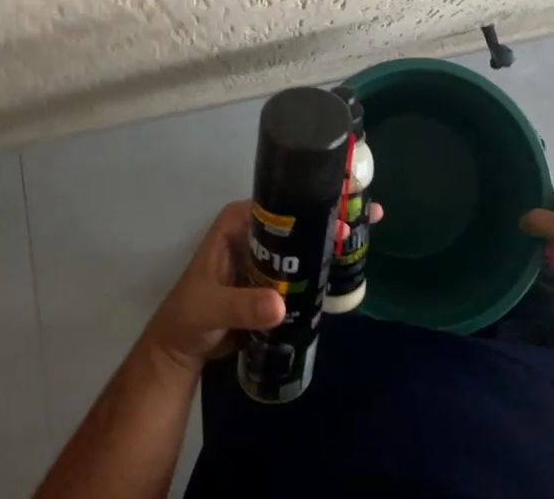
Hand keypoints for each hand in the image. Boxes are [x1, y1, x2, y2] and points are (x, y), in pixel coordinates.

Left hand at [139, 199, 385, 376]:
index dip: (312, 206)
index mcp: (239, 222)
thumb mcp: (211, 308)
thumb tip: (281, 306)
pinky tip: (352, 268)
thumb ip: (242, 306)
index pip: (281, 204)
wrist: (182, 350)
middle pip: (301, 218)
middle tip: (372, 216)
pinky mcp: (277, 280)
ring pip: (307, 241)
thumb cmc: (188, 317)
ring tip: (368, 237)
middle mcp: (258, 231)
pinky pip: (306, 268)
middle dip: (334, 216)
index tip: (342, 216)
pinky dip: (327, 268)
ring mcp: (270, 256)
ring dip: (335, 240)